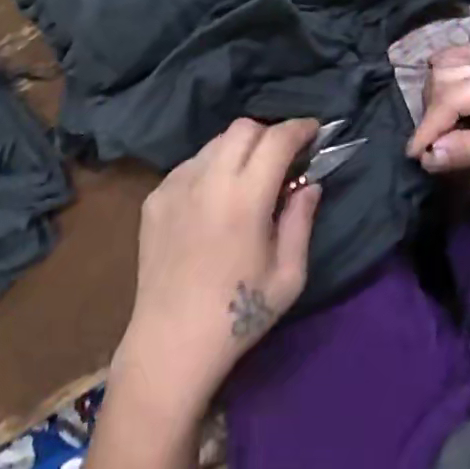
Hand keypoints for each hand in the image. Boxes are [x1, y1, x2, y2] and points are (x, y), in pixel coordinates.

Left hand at [112, 118, 323, 414]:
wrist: (172, 340)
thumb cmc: (239, 314)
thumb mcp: (288, 275)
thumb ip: (301, 221)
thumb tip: (309, 184)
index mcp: (244, 197)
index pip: (276, 140)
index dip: (299, 128)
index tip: (313, 130)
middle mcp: (207, 179)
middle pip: (242, 128)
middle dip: (269, 133)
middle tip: (283, 157)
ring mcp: (175, 184)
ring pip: (213, 144)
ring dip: (238, 150)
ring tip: (247, 181)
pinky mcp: (155, 197)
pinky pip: (189, 167)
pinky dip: (210, 170)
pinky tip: (214, 202)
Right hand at [405, 46, 469, 203]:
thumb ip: (469, 150)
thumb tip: (427, 156)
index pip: (452, 96)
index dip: (428, 126)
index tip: (413, 155)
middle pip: (445, 76)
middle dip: (432, 112)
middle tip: (432, 147)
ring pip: (449, 69)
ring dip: (437, 99)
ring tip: (443, 132)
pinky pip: (462, 69)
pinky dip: (448, 86)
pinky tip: (448, 108)